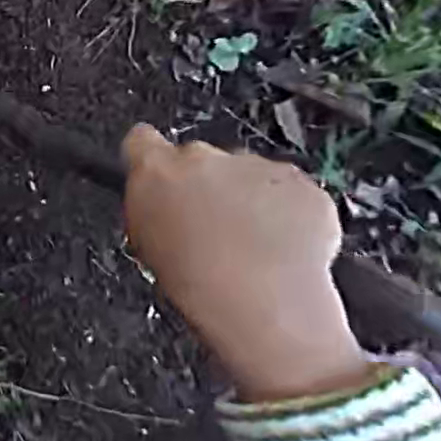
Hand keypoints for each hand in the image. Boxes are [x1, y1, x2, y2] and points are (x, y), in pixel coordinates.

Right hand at [121, 124, 367, 401]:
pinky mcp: (300, 181)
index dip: (147, 155)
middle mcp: (203, 157)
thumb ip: (150, 204)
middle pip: (198, 158)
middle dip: (204, 183)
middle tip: (208, 224)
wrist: (260, 300)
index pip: (140, 140)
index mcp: (155, 170)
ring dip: (247, 197)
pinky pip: (288, 189)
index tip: (155, 171)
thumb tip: (159, 200)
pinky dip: (286, 210)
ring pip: (246, 173)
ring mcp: (255, 166)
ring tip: (248, 243)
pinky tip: (278, 245)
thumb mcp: (144, 241)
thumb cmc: (194, 279)